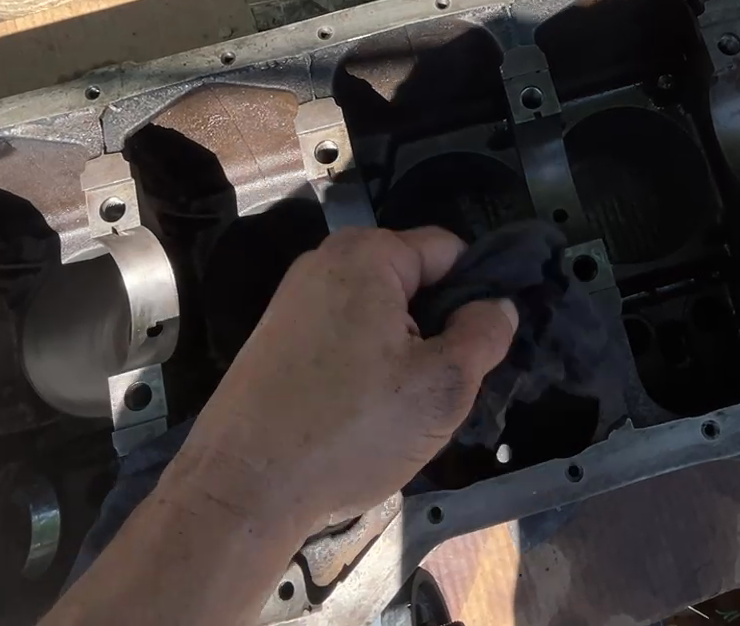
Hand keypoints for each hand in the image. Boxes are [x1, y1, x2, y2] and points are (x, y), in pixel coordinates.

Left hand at [175, 226, 518, 535]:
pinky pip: (344, 329)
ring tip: (401, 404)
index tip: (479, 345)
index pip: (449, 249)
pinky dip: (365, 358)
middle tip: (442, 383)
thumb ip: (483, 335)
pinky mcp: (277, 333)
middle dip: (436, 324)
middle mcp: (328, 259)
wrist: (241, 489)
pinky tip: (361, 408)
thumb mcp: (441, 387)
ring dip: (403, 346)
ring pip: (380, 309)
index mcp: (369, 254)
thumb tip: (498, 306)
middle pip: (413, 278)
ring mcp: (296, 296)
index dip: (475, 292)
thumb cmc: (350, 429)